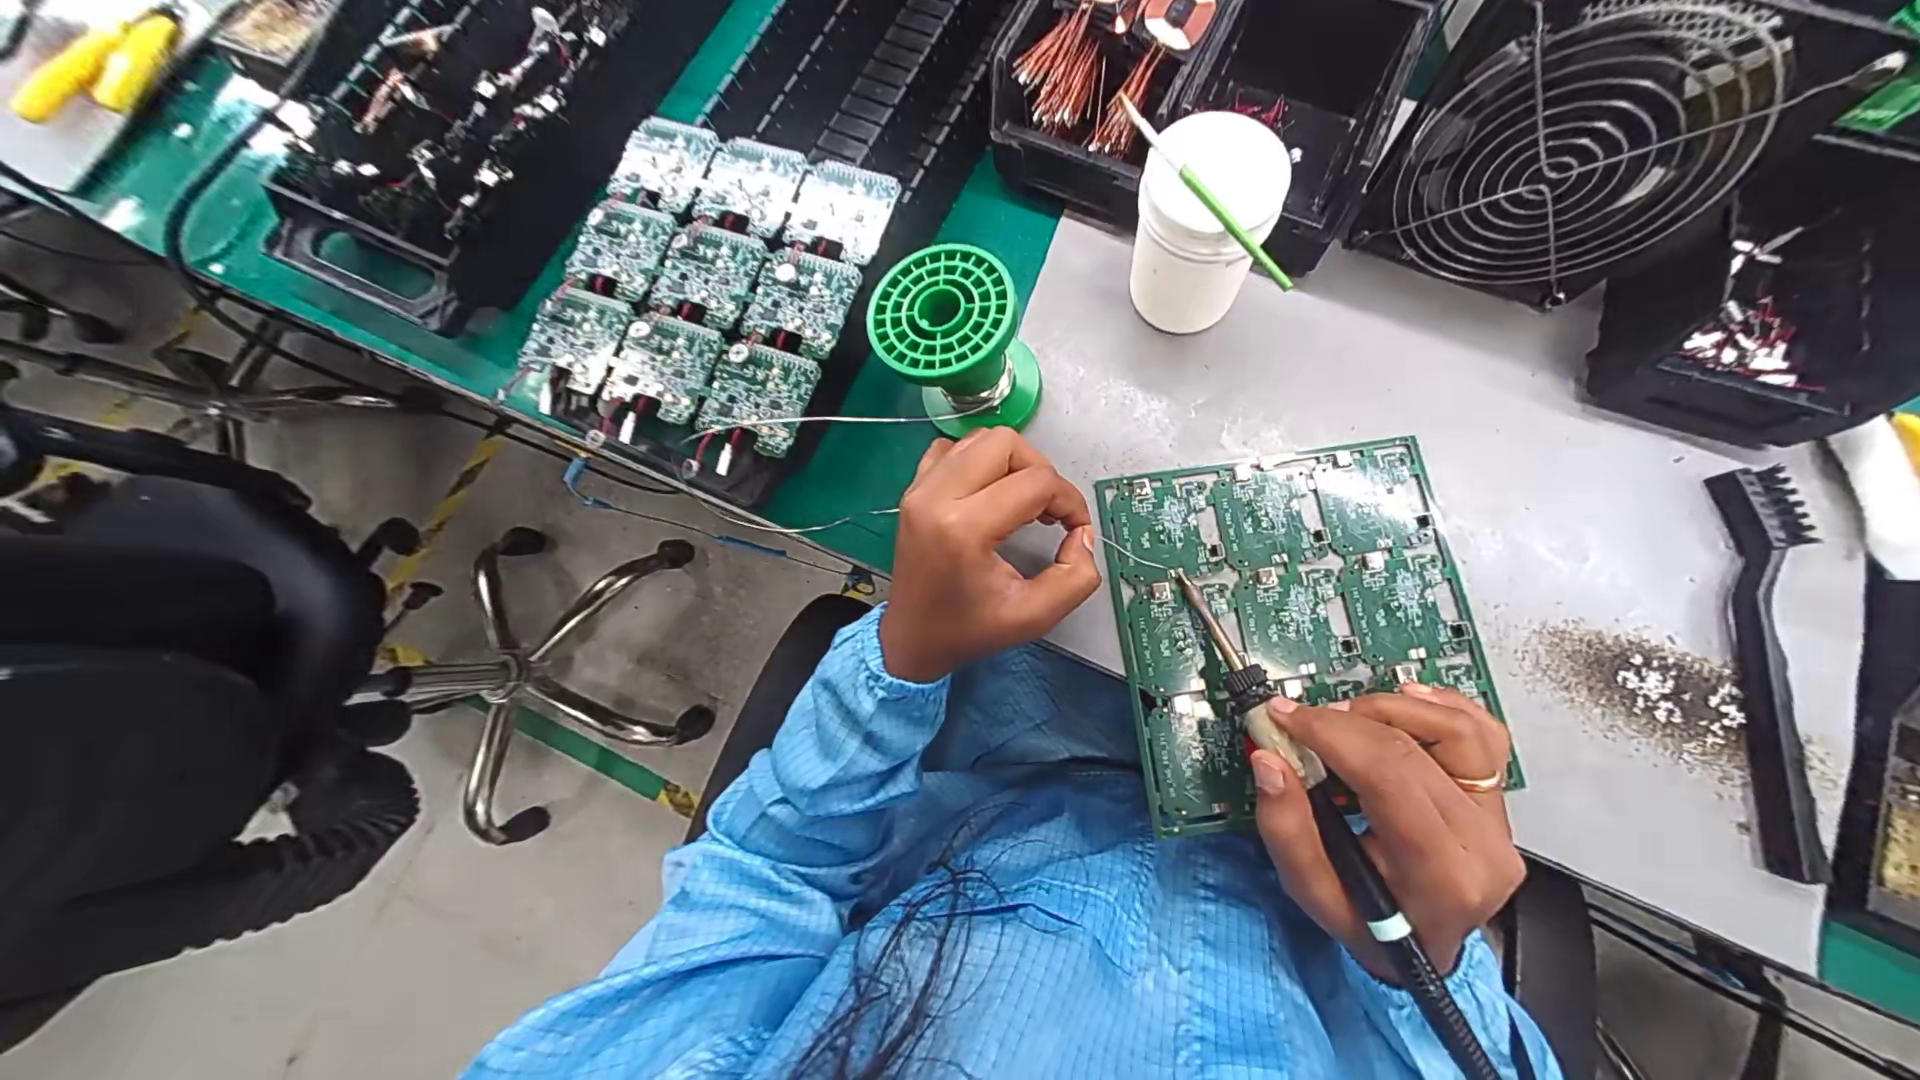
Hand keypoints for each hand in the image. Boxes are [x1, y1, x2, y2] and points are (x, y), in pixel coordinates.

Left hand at [879, 428, 1100, 681]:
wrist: (911, 639)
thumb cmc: (968, 630)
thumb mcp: (1035, 616)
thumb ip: (1076, 576)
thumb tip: (1081, 534)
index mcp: (964, 528)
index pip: (1036, 483)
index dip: (1070, 501)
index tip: (1074, 528)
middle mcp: (936, 497)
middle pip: (1006, 443)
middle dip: (1041, 470)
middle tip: (1047, 509)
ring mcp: (919, 489)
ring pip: (979, 439)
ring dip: (1012, 462)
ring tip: (1022, 501)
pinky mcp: (912, 490)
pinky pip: (951, 449)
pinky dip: (978, 461)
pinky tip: (988, 492)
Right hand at [1249, 685, 1523, 978]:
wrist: (1423, 946)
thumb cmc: (1369, 923)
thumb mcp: (1313, 893)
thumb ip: (1287, 831)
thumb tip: (1270, 762)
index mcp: (1441, 874)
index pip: (1387, 775)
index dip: (1330, 733)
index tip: (1285, 717)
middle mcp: (1482, 844)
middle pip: (1411, 747)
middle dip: (1342, 719)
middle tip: (1299, 717)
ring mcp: (1496, 820)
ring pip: (1456, 730)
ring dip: (1390, 707)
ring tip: (1345, 714)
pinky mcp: (1495, 799)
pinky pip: (1483, 733)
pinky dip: (1439, 706)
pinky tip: (1402, 698)